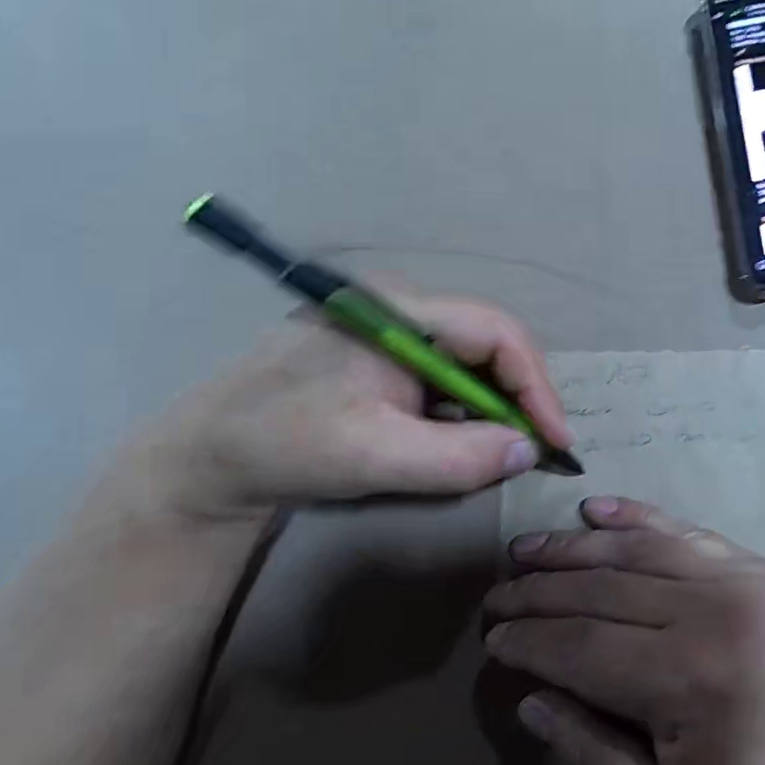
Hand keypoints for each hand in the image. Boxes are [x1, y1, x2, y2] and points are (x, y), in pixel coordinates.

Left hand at [133, 286, 574, 520]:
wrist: (208, 457)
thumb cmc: (284, 445)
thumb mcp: (374, 456)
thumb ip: (458, 457)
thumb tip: (530, 450)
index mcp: (399, 310)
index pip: (496, 333)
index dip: (536, 386)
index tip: (556, 440)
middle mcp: (401, 307)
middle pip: (488, 344)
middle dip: (518, 398)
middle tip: (536, 449)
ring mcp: (390, 330)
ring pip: (469, 362)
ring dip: (494, 407)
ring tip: (504, 450)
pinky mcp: (381, 356)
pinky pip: (444, 377)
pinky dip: (465, 411)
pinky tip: (462, 441)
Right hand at [481, 498, 764, 764]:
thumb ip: (595, 758)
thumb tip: (531, 700)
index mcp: (696, 678)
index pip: (583, 646)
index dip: (530, 643)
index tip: (492, 641)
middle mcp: (719, 610)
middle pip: (604, 590)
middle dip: (540, 592)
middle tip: (496, 596)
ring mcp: (748, 580)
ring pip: (639, 551)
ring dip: (575, 548)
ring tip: (527, 550)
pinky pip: (689, 534)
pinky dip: (639, 520)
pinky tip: (599, 510)